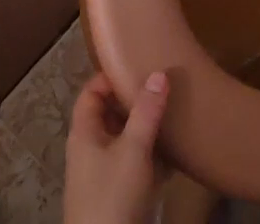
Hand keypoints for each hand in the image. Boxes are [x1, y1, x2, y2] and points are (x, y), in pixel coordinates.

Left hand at [64, 70, 170, 223]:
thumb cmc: (113, 194)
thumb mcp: (133, 149)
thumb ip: (146, 111)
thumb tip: (159, 73)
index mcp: (85, 133)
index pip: (91, 93)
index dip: (110, 77)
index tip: (138, 65)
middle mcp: (91, 149)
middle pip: (110, 115)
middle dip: (135, 101)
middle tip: (162, 87)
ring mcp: (105, 174)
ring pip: (126, 140)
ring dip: (147, 128)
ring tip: (174, 112)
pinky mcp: (120, 194)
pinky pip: (137, 165)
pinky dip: (153, 155)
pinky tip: (175, 151)